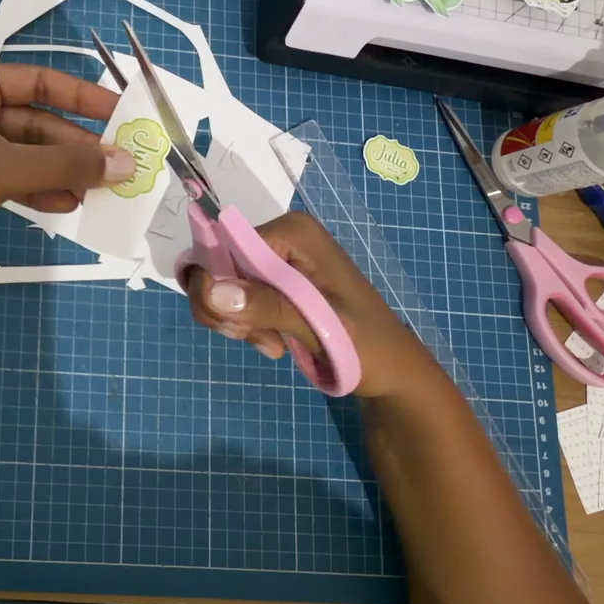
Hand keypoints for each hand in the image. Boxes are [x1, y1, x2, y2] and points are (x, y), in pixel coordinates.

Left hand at [0, 63, 132, 274]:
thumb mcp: (0, 169)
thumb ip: (64, 166)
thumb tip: (123, 163)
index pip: (39, 81)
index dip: (83, 96)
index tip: (121, 113)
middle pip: (38, 121)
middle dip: (75, 146)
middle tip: (118, 163)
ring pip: (30, 153)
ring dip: (62, 172)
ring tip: (100, 190)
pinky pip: (16, 177)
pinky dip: (41, 189)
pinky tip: (68, 204)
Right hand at [183, 212, 449, 398]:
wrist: (392, 371)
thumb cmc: (368, 348)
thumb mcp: (319, 328)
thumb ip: (266, 306)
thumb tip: (211, 289)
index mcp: (293, 232)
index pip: (223, 245)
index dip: (216, 285)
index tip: (240, 327)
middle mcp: (279, 236)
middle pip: (214, 263)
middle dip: (223, 307)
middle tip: (255, 337)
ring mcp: (274, 257)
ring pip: (216, 284)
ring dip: (234, 320)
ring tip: (272, 342)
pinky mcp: (271, 279)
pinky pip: (230, 296)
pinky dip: (241, 323)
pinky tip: (272, 340)